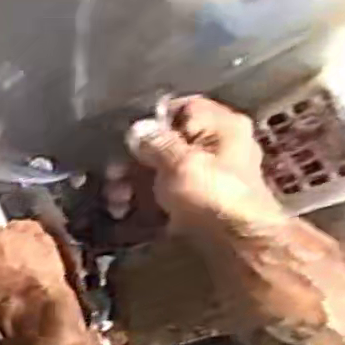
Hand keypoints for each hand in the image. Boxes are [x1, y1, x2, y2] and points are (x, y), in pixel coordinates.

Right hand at [127, 96, 284, 229]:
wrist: (231, 237)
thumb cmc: (211, 195)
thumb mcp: (181, 164)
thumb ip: (157, 144)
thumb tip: (136, 127)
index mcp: (220, 126)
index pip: (181, 107)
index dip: (150, 122)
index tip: (125, 141)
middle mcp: (212, 143)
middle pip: (161, 141)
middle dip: (131, 160)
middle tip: (113, 178)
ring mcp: (200, 170)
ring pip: (154, 166)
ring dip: (128, 182)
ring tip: (117, 201)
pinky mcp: (188, 193)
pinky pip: (156, 187)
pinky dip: (137, 197)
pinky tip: (124, 209)